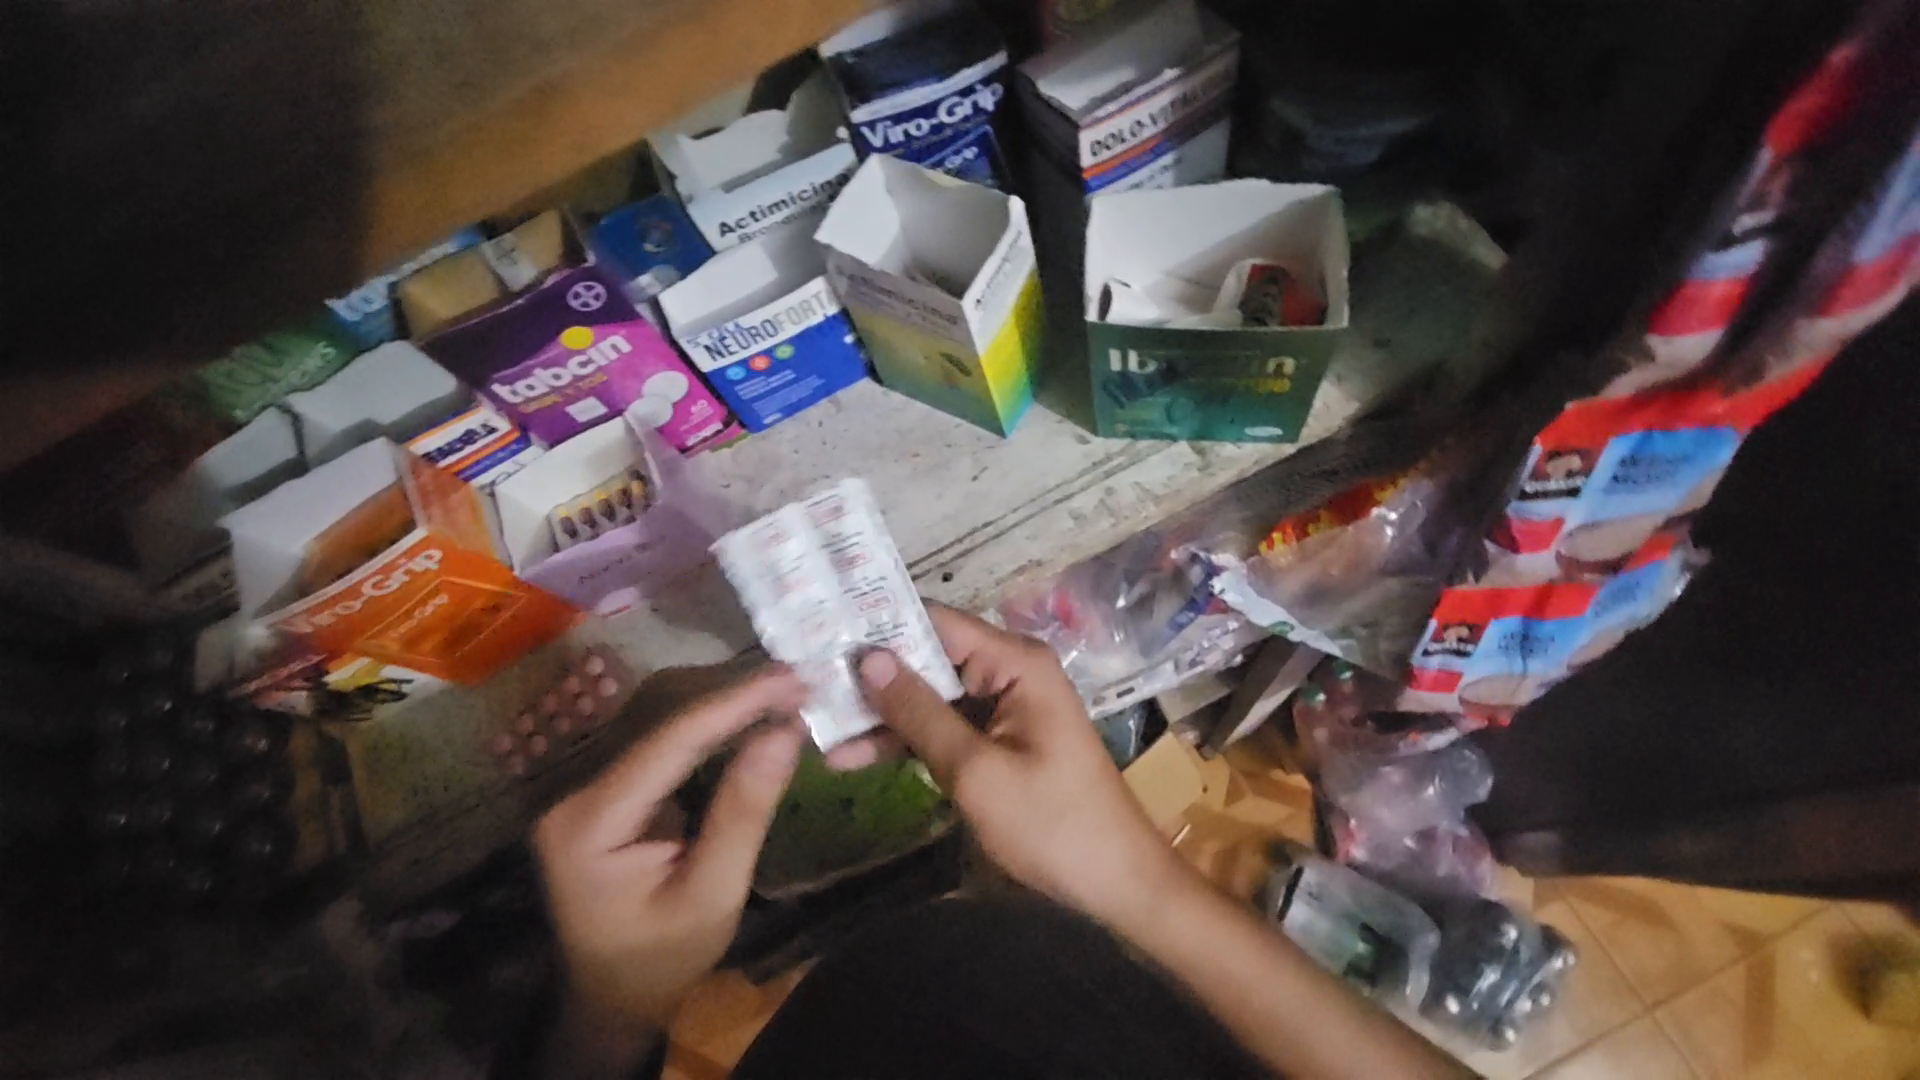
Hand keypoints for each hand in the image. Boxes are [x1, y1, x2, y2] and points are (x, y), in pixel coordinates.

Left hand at [531, 667, 807, 1076]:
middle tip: (797, 681)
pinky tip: (751, 713)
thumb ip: (743, 811)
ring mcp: (591, 789)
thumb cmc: (664, 958)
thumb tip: (784, 733)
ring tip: (783, 689)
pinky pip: (666, 745)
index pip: (669, 743)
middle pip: (663, 726)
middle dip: (734, 699)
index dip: (733, 704)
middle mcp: (579, 793)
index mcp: (589, 824)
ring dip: (727, 706)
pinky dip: (714, 728)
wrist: (615, 995)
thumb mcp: (713, 893)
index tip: (791, 680)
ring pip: (664, 727)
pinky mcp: (611, 791)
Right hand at [847, 607, 1189, 928]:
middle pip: (930, 657)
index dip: (880, 627)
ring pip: (931, 695)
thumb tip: (867, 656)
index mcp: (1016, 662)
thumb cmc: (1052, 825)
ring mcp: (1005, 704)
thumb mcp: (975, 770)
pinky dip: (907, 740)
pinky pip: (946, 725)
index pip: (937, 623)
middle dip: (873, 676)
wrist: (1116, 884)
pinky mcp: (999, 737)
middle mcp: (1010, 670)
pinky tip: (855, 756)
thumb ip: (919, 712)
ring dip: (882, 715)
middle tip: (806, 682)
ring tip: (818, 728)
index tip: (822, 634)